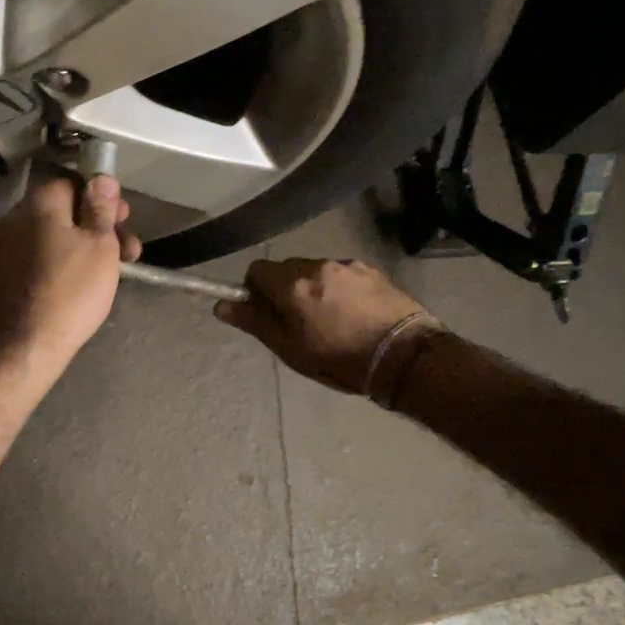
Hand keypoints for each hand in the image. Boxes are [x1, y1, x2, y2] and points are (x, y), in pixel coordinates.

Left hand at [0, 174, 142, 370]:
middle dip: (97, 224)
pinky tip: (80, 283)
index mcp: (38, 203)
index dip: (100, 196)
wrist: (26, 345)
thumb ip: (100, 208)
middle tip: (126, 246)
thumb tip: (101, 179)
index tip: (123, 217)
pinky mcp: (2, 275)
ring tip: (113, 270)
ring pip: (51, 236)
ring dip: (82, 245)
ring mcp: (4, 247)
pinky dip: (60, 262)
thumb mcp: (100, 246)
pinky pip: (37, 256)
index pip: (72, 182)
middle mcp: (14, 218)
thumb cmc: (71, 291)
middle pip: (62, 210)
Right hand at [214, 258, 430, 395]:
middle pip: (286, 268)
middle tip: (298, 322)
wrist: (403, 355)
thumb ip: (254, 322)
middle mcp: (316, 266)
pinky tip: (353, 314)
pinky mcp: (373, 271)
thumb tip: (221, 305)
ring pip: (315, 270)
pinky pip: (342, 274)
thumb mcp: (289, 348)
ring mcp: (348, 265)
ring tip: (330, 320)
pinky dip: (338, 288)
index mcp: (291, 284)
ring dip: (313, 287)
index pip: (256, 270)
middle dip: (284, 288)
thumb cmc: (338, 358)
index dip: (255, 291)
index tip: (266, 313)